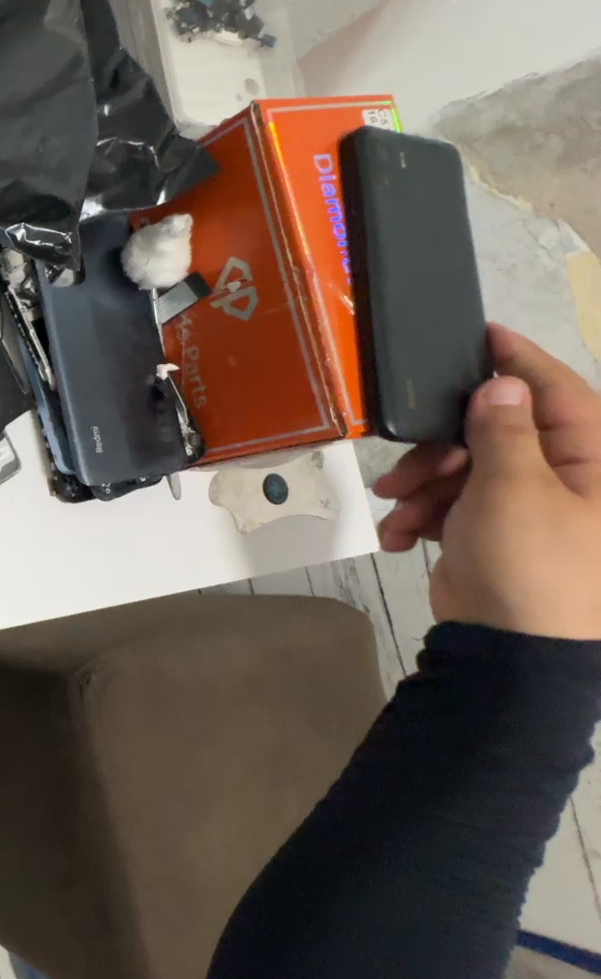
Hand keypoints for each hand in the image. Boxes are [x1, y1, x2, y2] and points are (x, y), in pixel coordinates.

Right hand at [375, 325, 600, 640]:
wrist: (511, 643)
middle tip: (403, 468)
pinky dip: (419, 517)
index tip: (483, 335)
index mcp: (595, 462)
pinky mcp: (490, 530)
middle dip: (438, 451)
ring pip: (460, 470)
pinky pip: (448, 505)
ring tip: (397, 513)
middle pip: (492, 434)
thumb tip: (502, 384)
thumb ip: (506, 432)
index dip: (519, 363)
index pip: (557, 394)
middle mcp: (566, 477)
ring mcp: (527, 506)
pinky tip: (404, 537)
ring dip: (420, 488)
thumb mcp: (512, 490)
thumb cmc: (529, 562)